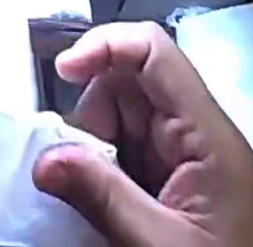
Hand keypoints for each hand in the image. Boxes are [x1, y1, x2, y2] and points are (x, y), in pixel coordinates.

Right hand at [33, 22, 252, 246]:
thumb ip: (106, 200)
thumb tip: (47, 159)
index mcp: (205, 130)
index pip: (153, 51)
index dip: (106, 45)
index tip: (65, 69)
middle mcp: (196, 131)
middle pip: (132, 83)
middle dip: (94, 113)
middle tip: (78, 167)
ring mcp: (187, 157)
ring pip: (126, 119)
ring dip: (97, 147)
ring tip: (93, 199)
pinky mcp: (178, 183)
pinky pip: (131, 154)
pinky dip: (107, 171)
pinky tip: (103, 206)